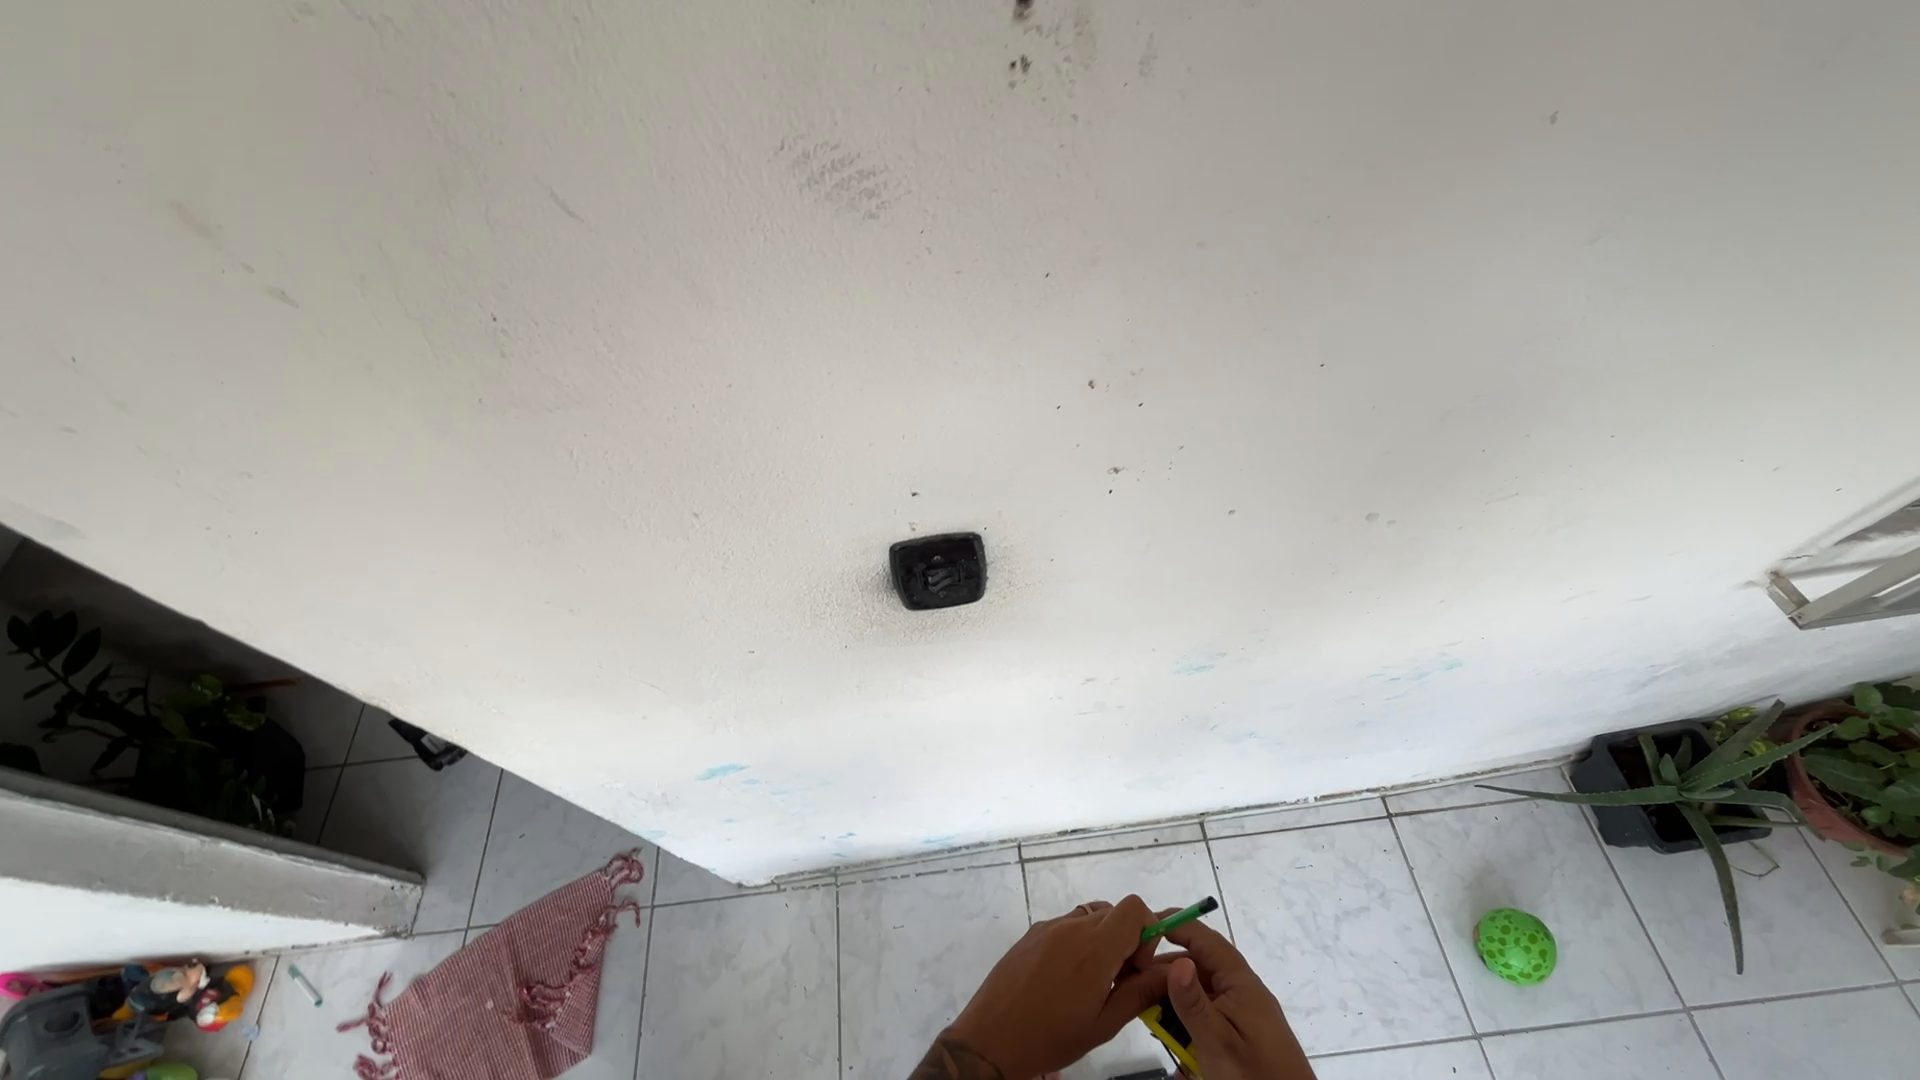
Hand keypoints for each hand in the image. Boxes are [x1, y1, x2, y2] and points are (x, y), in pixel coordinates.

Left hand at [944, 896, 1171, 1078]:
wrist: (991, 1038)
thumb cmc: (1051, 1037)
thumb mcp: (1104, 1024)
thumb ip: (1140, 992)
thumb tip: (1172, 972)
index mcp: (1094, 948)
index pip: (1135, 908)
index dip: (1147, 931)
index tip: (1138, 965)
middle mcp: (1071, 927)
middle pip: (1114, 912)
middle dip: (1127, 939)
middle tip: (1119, 979)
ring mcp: (1048, 927)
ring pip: (1090, 916)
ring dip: (1102, 939)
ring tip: (1093, 980)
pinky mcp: (1032, 932)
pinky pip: (1066, 925)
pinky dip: (1078, 941)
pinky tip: (1066, 978)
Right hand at [1156, 918, 1313, 1079]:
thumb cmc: (1254, 1077)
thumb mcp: (1218, 1044)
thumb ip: (1194, 1004)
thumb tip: (1176, 961)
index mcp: (1241, 982)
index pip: (1204, 938)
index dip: (1174, 924)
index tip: (1142, 925)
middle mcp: (1243, 989)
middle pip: (1200, 963)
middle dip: (1167, 967)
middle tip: (1135, 976)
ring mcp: (1243, 1010)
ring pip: (1202, 988)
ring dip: (1175, 995)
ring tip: (1147, 1007)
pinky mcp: (1242, 1029)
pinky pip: (1209, 1010)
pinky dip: (1188, 1016)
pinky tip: (1171, 1033)